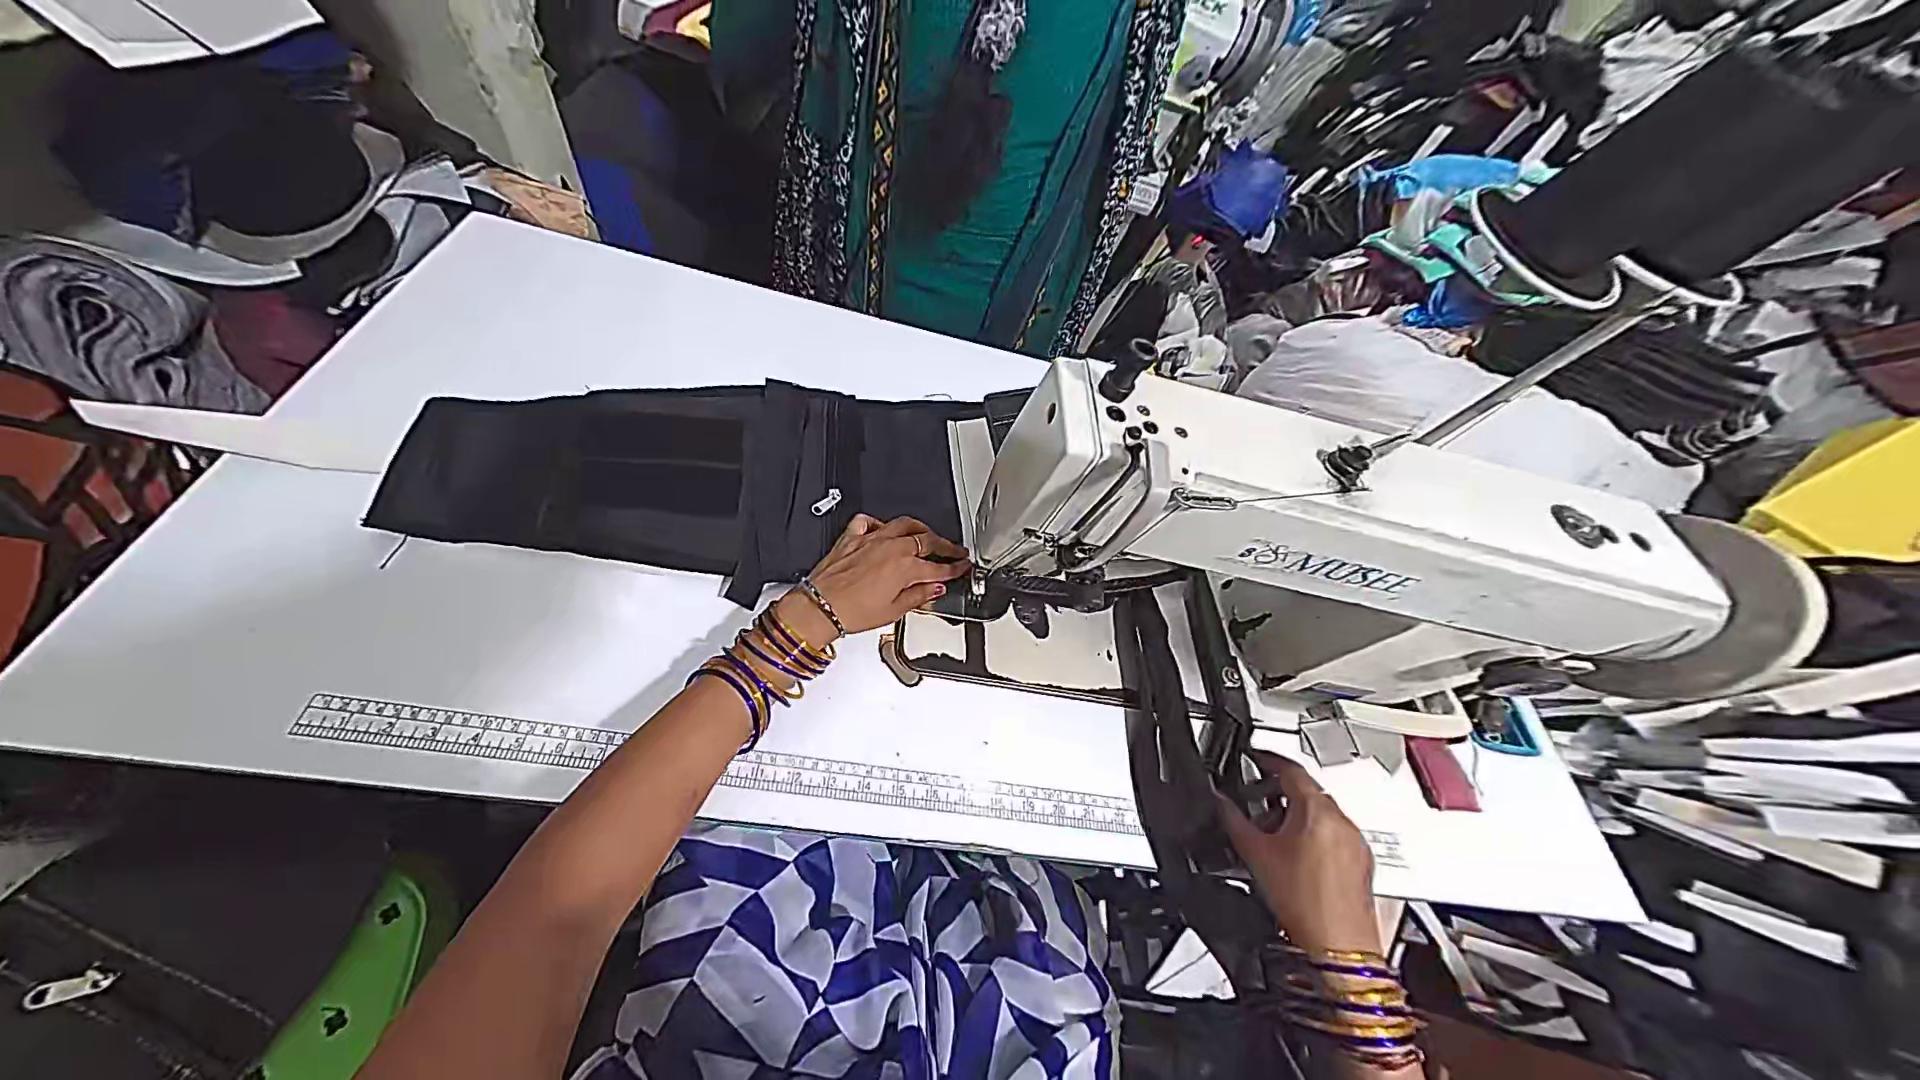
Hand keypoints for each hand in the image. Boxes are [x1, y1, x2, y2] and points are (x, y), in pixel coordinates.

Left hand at [775, 514, 970, 647]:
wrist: (819, 607)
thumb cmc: (851, 611)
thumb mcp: (894, 611)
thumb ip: (918, 596)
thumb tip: (934, 589)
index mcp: (905, 567)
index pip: (939, 567)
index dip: (954, 568)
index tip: (962, 567)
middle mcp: (890, 548)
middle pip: (927, 540)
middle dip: (945, 546)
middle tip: (954, 550)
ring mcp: (871, 540)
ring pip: (903, 524)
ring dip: (919, 528)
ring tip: (927, 534)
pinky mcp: (852, 538)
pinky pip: (868, 521)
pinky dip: (879, 523)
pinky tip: (883, 528)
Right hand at [1217, 750, 1379, 952]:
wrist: (1338, 949)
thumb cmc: (1304, 905)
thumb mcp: (1254, 853)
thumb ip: (1232, 818)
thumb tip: (1219, 801)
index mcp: (1318, 812)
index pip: (1290, 769)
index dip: (1268, 760)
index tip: (1255, 758)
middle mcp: (1343, 822)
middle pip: (1307, 790)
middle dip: (1278, 792)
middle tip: (1255, 797)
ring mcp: (1355, 843)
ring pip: (1321, 812)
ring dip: (1295, 813)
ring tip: (1271, 831)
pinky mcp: (1361, 862)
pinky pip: (1334, 833)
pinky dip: (1313, 833)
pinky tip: (1293, 853)